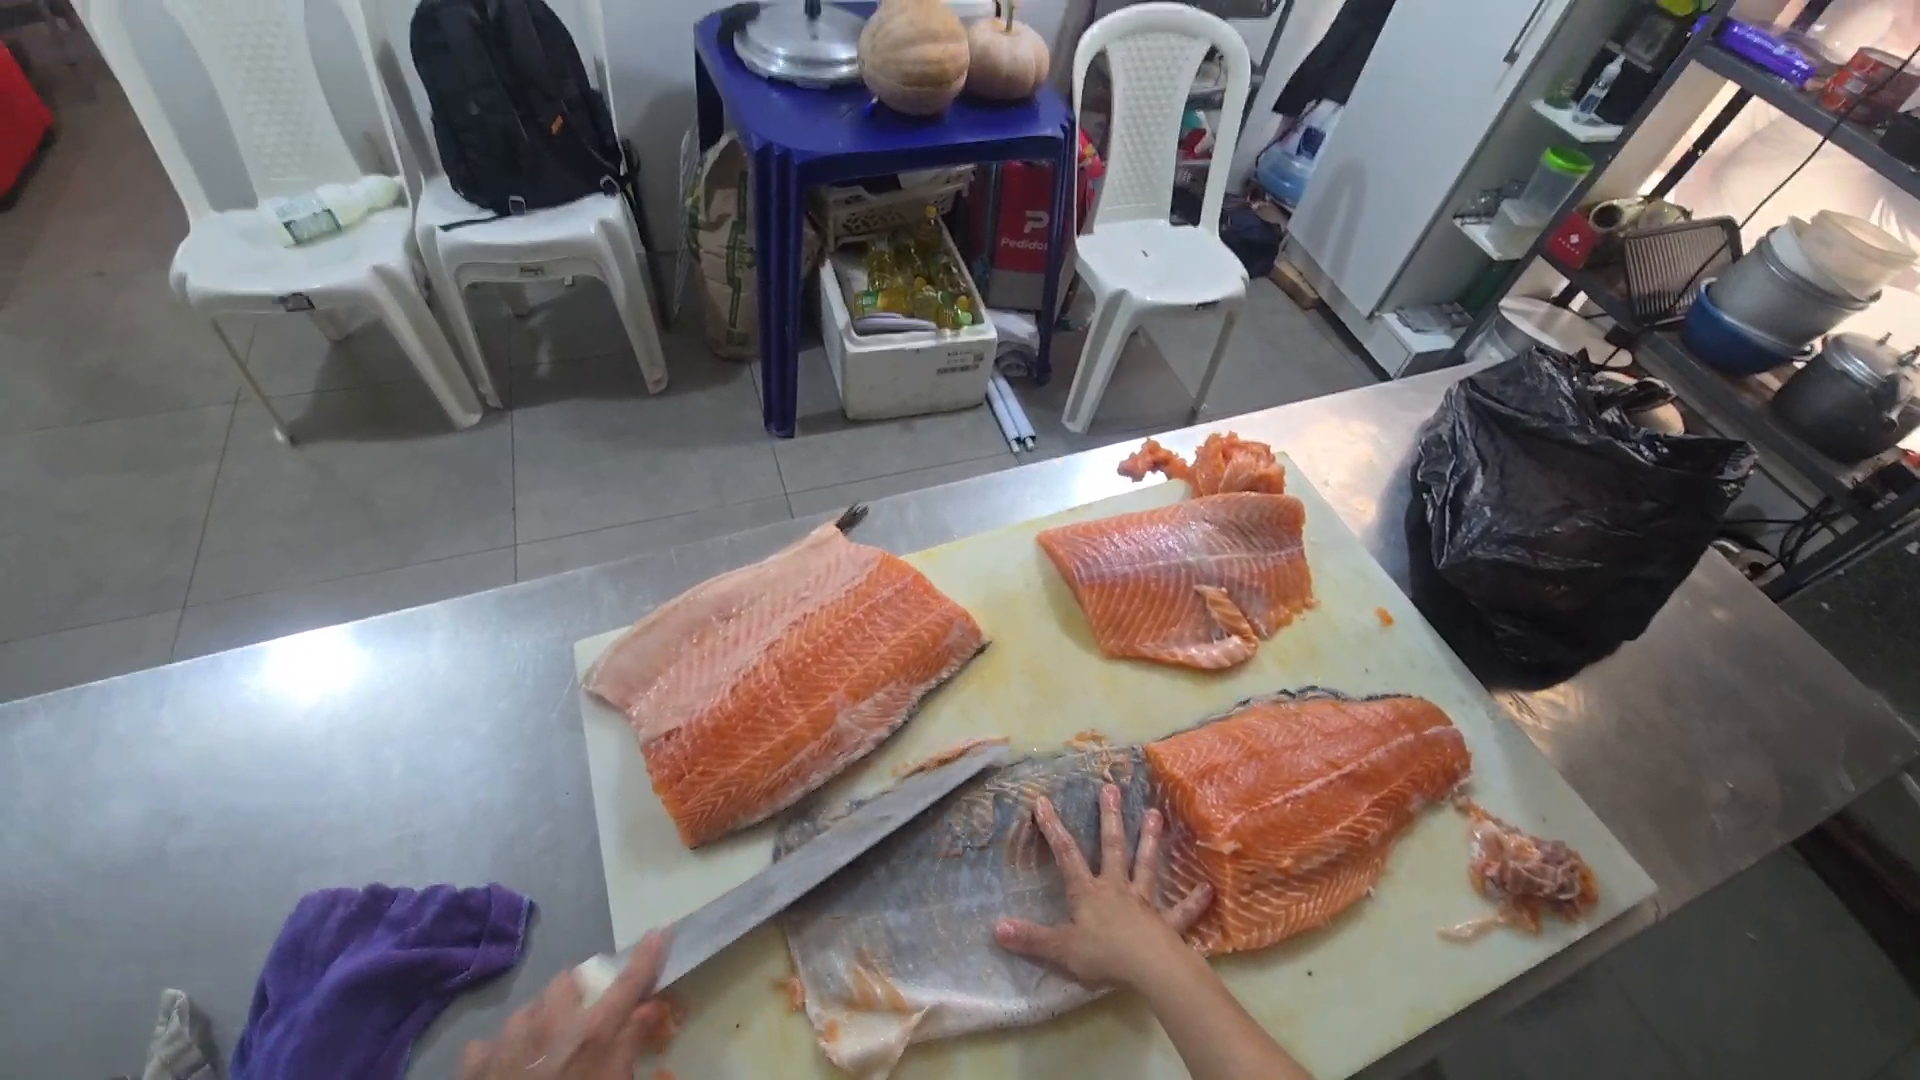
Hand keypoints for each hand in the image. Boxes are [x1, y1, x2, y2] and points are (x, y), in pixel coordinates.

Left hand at [460, 930, 669, 1079]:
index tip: (657, 933)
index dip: (646, 956)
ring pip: (528, 1010)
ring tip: (542, 1048)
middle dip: (576, 992)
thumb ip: (630, 1044)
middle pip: (566, 981)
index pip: (628, 982)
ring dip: (539, 1021)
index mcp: (592, 1032)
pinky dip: (501, 1051)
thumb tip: (650, 1008)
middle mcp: (551, 1023)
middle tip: (581, 1017)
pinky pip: (489, 1044)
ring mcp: (509, 1040)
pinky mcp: (476, 1064)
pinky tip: (508, 1070)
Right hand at [993, 783, 1212, 988]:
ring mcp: (1145, 903)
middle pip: (1112, 847)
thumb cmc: (1104, 956)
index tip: (1043, 801)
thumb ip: (1031, 939)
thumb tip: (996, 928)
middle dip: (1109, 818)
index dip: (1053, 828)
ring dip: (1151, 841)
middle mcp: (1117, 889)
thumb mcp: (1061, 949)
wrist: (1150, 969)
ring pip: (1147, 866)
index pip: (1066, 855)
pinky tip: (1208, 889)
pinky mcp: (1167, 925)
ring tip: (1156, 814)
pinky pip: (1182, 912)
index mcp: (1089, 893)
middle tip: (1112, 788)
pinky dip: (1194, 901)